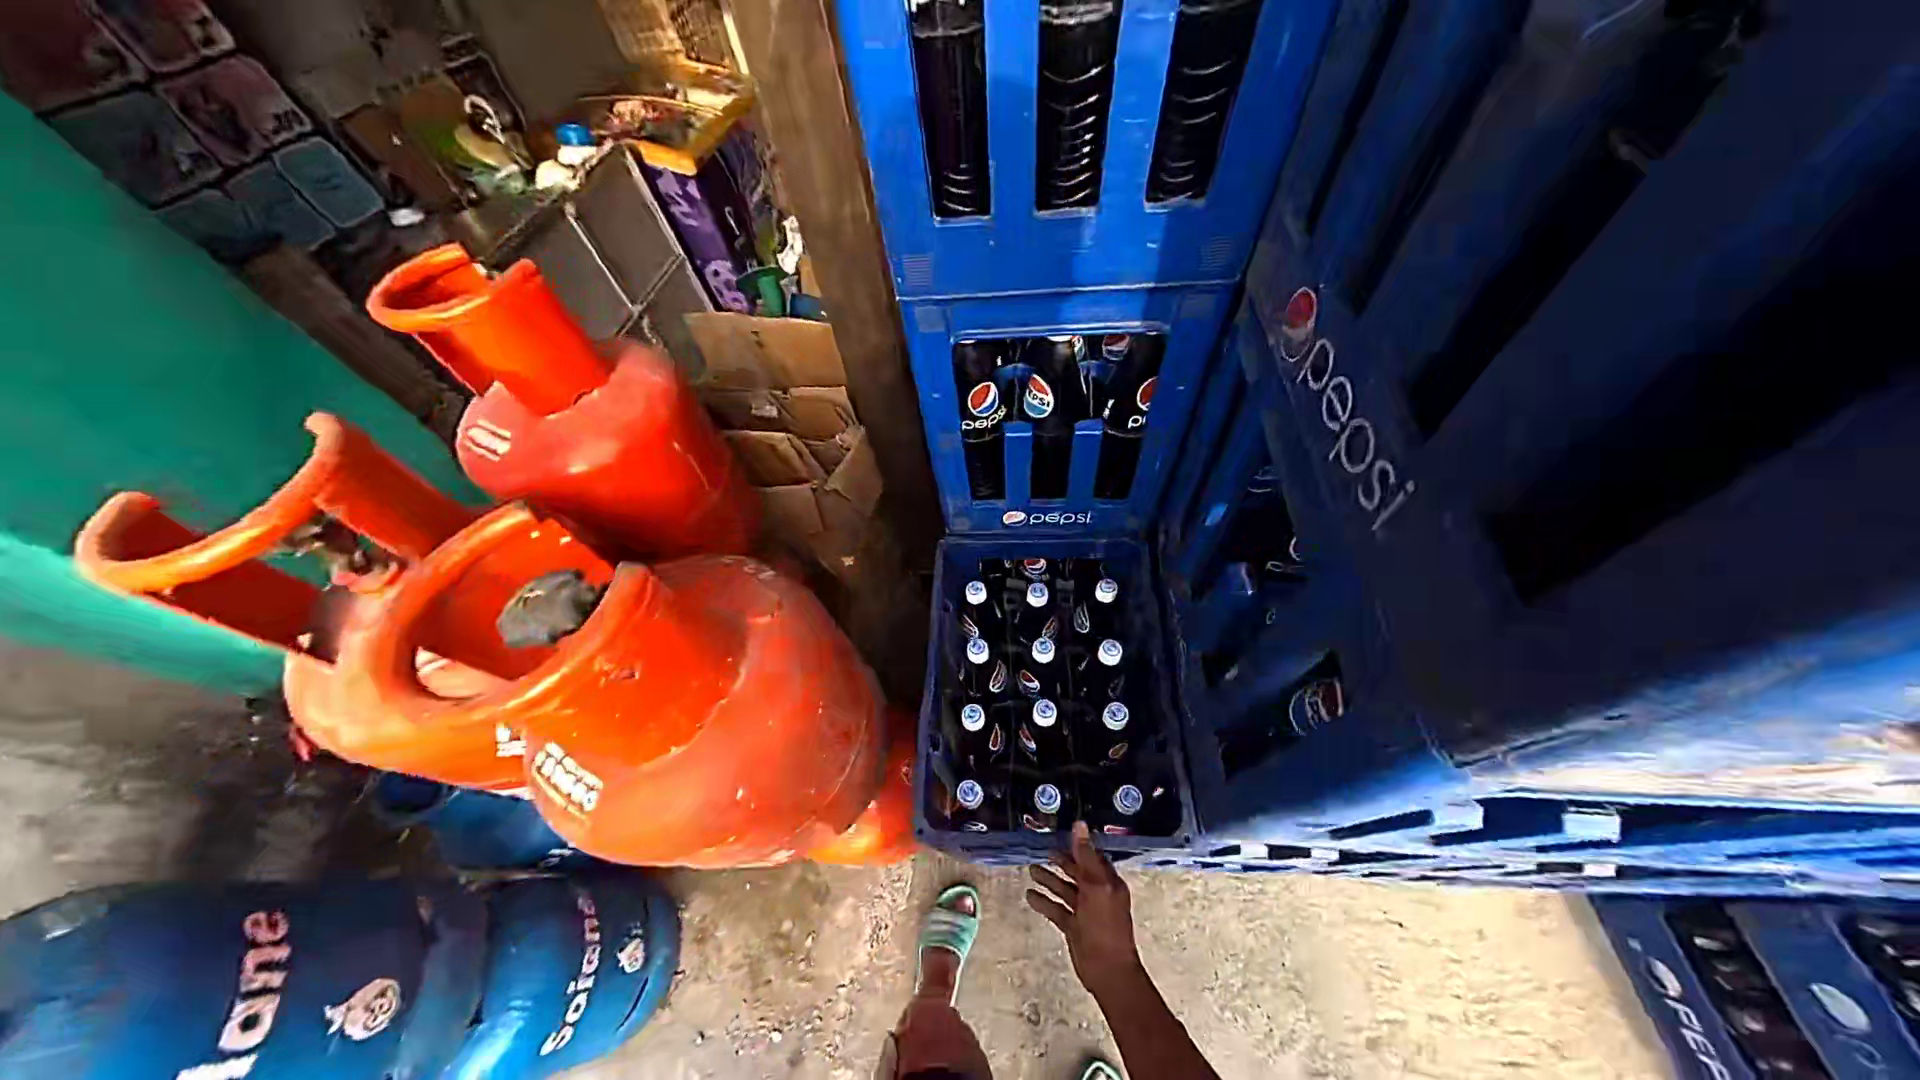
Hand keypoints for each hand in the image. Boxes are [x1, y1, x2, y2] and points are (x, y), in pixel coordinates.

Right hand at [1026, 821, 1144, 993]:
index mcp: (1108, 882)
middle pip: (1077, 872)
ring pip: (1064, 890)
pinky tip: (1030, 896)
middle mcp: (1097, 893)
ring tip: (1031, 870)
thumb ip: (1085, 856)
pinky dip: (1044, 902)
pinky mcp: (1073, 927)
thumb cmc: (1105, 925)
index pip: (1092, 857)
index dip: (1079, 845)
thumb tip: (1079, 825)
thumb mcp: (1096, 886)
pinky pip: (1056, 909)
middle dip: (1061, 862)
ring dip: (1049, 880)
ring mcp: (1085, 911)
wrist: (1108, 971)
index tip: (1062, 833)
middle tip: (1044, 851)